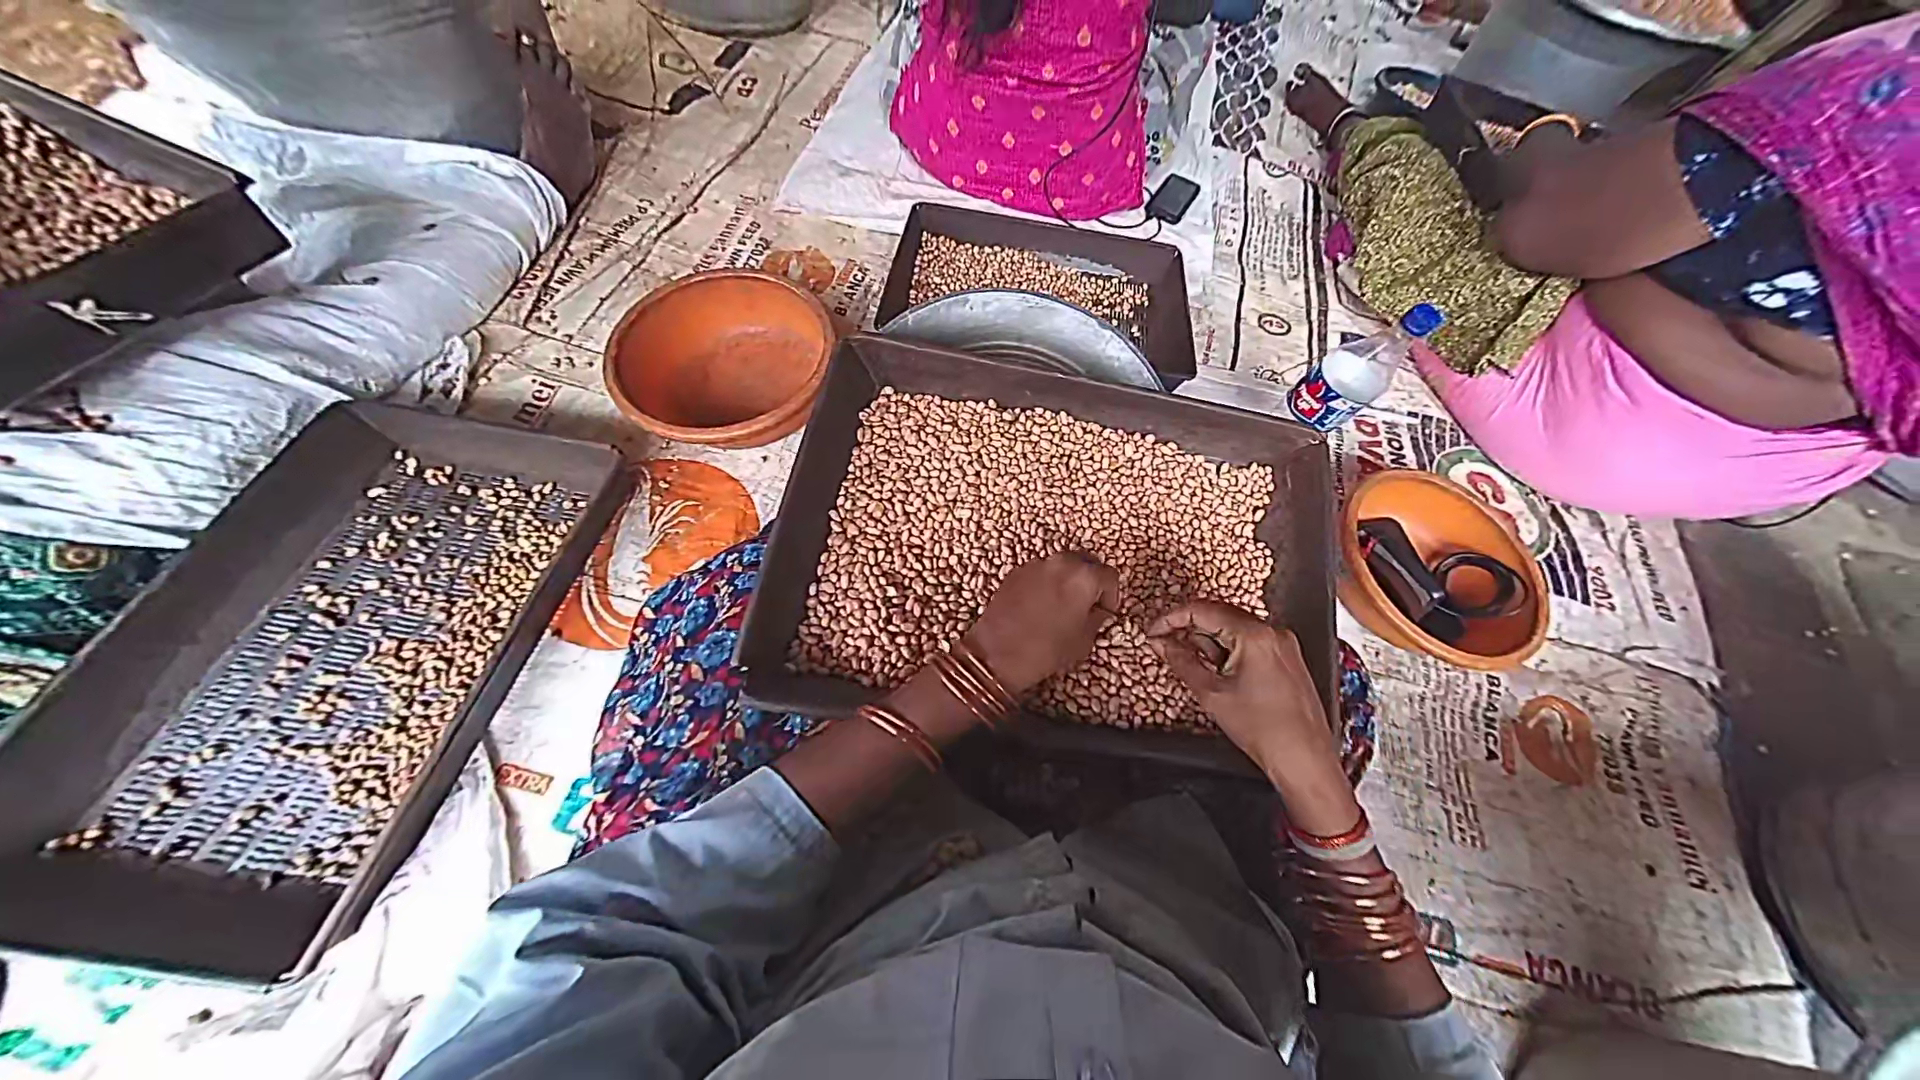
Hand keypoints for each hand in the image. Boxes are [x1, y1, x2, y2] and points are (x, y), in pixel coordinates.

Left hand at [965, 552, 1119, 694]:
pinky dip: (1048, 582)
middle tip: (1090, 604)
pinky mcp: (1016, 571)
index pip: (1109, 576)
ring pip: (1062, 564)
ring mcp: (1036, 564)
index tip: (1107, 612)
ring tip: (1065, 605)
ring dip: (1069, 579)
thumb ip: (1097, 617)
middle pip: (1087, 562)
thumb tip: (1099, 609)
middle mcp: (1061, 562)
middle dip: (1092, 580)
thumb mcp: (1084, 639)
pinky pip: (1042, 571)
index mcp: (1084, 576)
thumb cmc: (1045, 650)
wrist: (997, 653)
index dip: (1112, 596)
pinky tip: (1043, 605)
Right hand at [1146, 601, 1359, 832]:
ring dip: (1207, 641)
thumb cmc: (1265, 730)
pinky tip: (1215, 671)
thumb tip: (1161, 642)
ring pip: (1233, 628)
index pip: (1202, 610)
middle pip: (1218, 614)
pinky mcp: (1286, 658)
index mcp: (1254, 635)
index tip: (1155, 630)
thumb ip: (1181, 660)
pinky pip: (1249, 641)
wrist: (1304, 759)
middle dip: (1188, 628)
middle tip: (1164, 643)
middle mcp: (1273, 632)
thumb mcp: (1210, 693)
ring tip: (1192, 665)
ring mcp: (1283, 644)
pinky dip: (1227, 650)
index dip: (1171, 618)